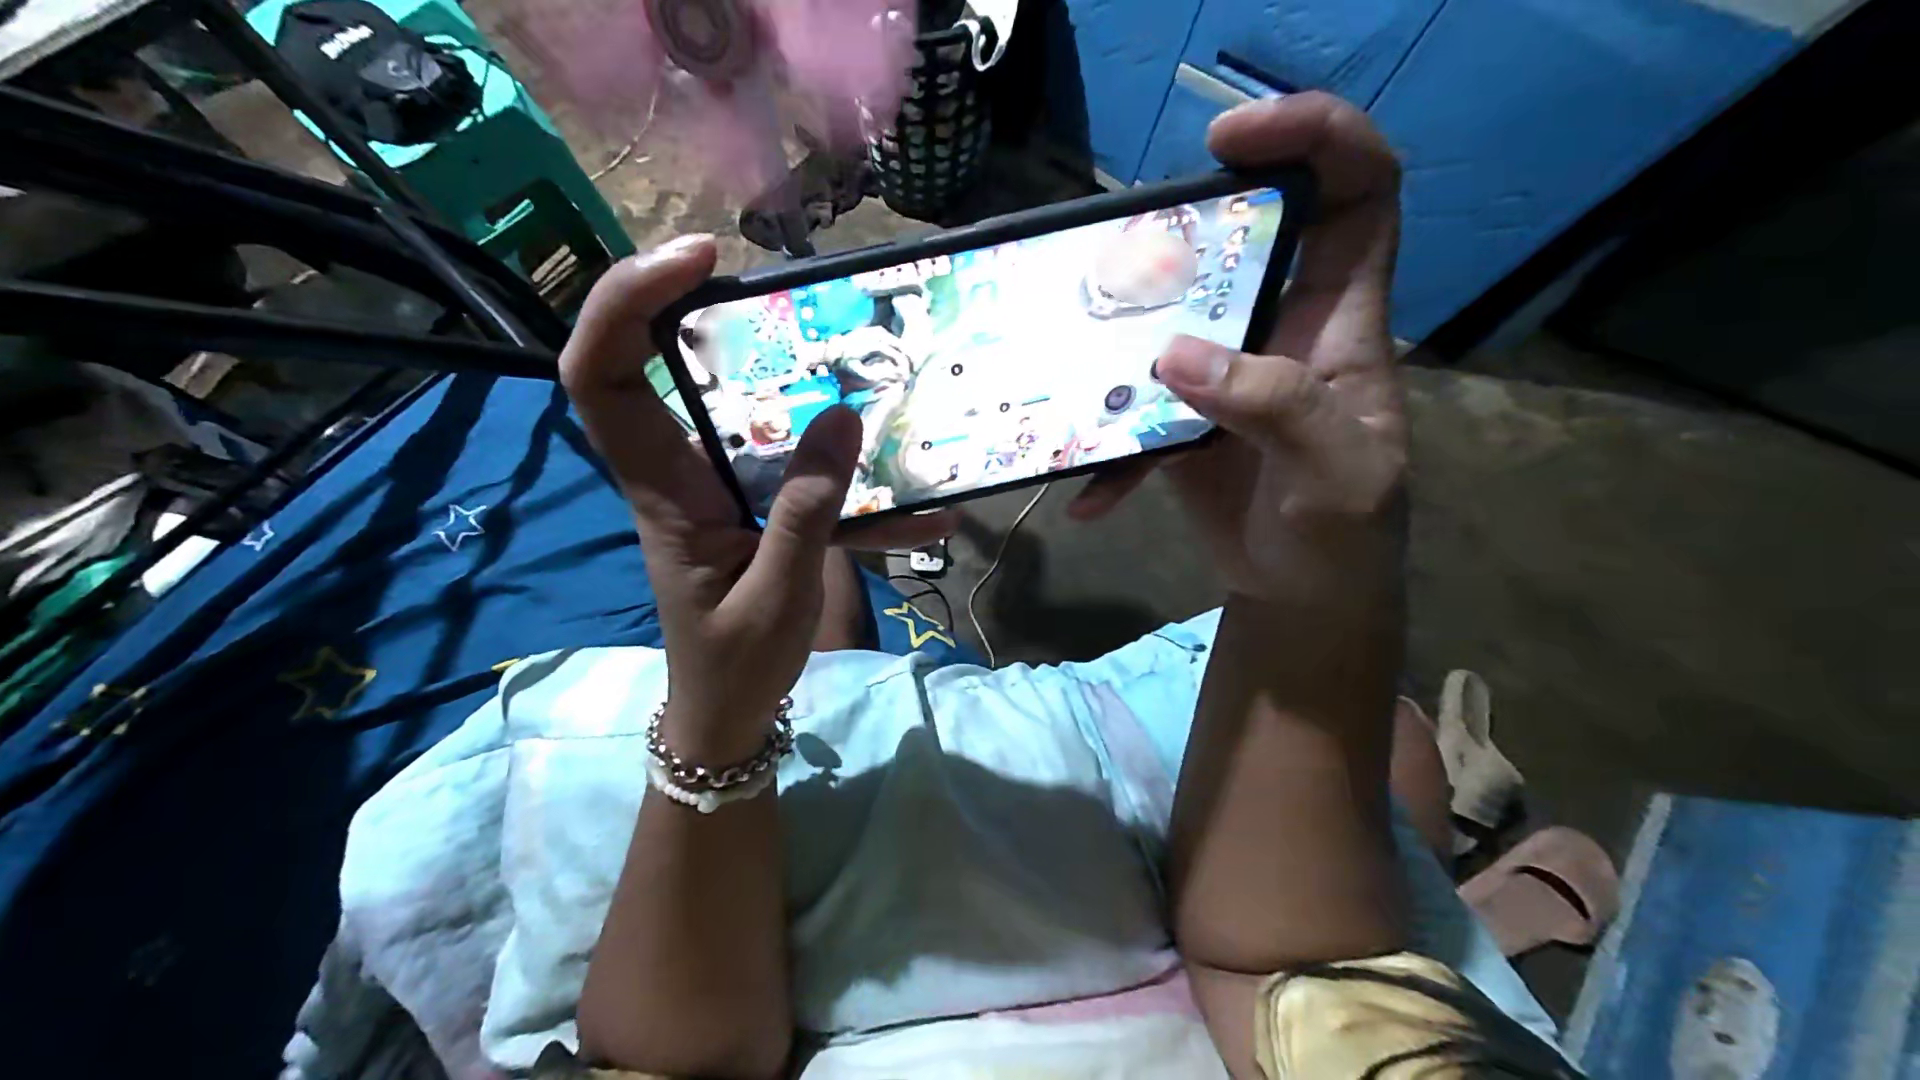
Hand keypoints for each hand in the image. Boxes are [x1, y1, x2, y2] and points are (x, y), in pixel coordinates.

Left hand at [559, 236, 956, 759]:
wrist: (730, 711)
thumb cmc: (736, 662)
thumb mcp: (777, 594)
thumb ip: (807, 512)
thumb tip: (840, 417)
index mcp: (662, 489)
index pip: (601, 378)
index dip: (626, 305)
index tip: (698, 262)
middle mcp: (682, 471)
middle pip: (657, 368)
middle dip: (702, 310)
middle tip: (778, 287)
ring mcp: (722, 487)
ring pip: (739, 411)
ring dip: (792, 380)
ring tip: (864, 365)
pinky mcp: (760, 507)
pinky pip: (804, 474)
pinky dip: (856, 483)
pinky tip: (925, 514)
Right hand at [1070, 93, 1405, 618]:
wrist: (1299, 593)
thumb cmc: (1341, 536)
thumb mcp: (1335, 476)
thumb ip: (1275, 408)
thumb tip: (1173, 355)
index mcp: (1338, 324)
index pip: (1359, 194)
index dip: (1315, 138)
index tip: (1231, 136)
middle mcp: (1276, 333)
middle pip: (1238, 243)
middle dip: (1180, 230)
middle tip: (1116, 253)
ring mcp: (1220, 377)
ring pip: (1166, 321)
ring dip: (1117, 338)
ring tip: (1074, 361)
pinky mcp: (1178, 421)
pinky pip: (1131, 411)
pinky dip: (1106, 454)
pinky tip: (1090, 498)